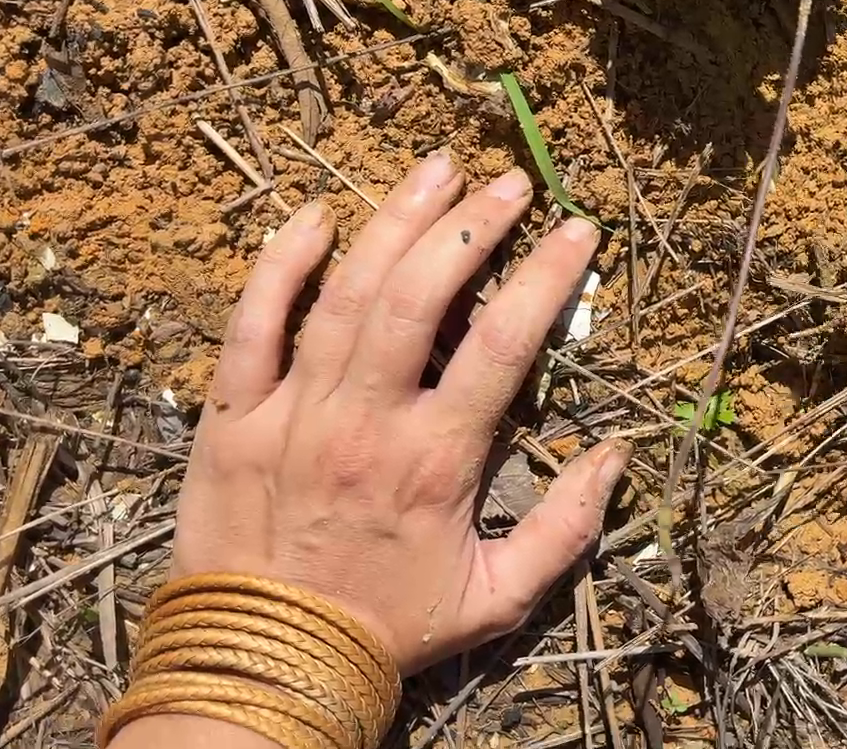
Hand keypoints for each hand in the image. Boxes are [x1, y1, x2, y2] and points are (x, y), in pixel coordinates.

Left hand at [167, 152, 625, 673]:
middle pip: (420, 297)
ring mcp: (289, 413)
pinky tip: (316, 216)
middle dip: (472, 228)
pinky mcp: (229, 419)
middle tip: (510, 183)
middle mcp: (365, 421)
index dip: (546, 277)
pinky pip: (248, 327)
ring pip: (344, 294)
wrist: (256, 678)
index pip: (503, 344)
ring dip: (396, 222)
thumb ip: (569, 528)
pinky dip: (280, 266)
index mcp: (435, 460)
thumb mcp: (500, 596)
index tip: (577, 231)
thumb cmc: (391, 626)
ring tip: (439, 168)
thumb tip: (617, 454)